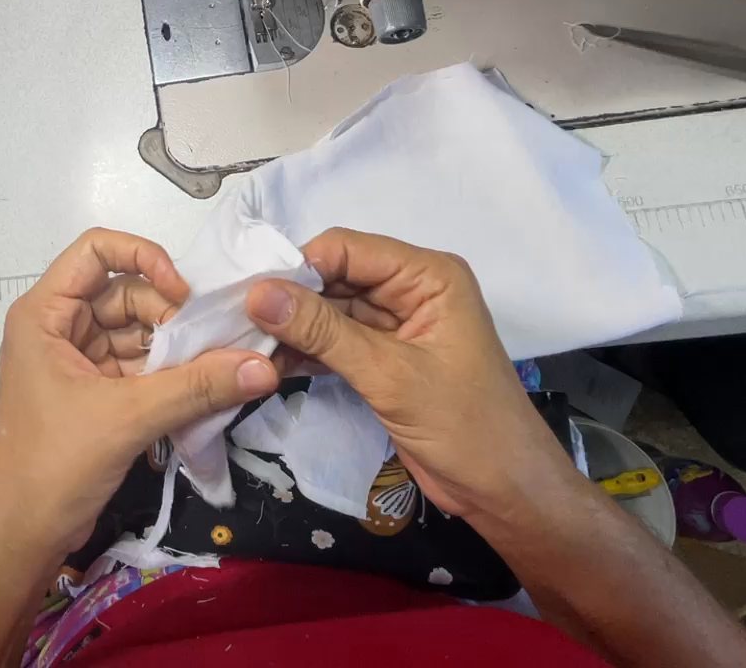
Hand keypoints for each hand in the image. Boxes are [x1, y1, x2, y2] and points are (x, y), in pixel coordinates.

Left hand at [0, 228, 280, 557]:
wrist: (21, 537)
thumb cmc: (54, 464)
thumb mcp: (127, 418)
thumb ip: (196, 387)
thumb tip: (264, 365)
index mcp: (45, 312)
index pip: (95, 249)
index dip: (143, 255)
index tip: (181, 293)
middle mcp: (59, 324)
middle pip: (123, 290)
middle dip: (167, 312)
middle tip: (207, 344)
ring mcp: (76, 357)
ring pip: (135, 328)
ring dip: (173, 345)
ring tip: (213, 367)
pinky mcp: (93, 388)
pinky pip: (137, 362)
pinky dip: (167, 372)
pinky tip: (200, 388)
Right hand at [244, 228, 579, 520]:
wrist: (507, 497)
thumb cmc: (465, 428)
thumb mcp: (389, 375)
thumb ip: (322, 331)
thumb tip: (256, 293)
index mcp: (426, 276)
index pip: (345, 249)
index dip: (298, 266)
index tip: (250, 294)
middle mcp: (408, 288)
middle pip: (332, 276)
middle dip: (289, 298)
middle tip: (238, 319)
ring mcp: (393, 323)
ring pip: (327, 309)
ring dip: (292, 326)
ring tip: (246, 342)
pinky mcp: (381, 355)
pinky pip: (333, 339)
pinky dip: (305, 349)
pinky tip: (271, 362)